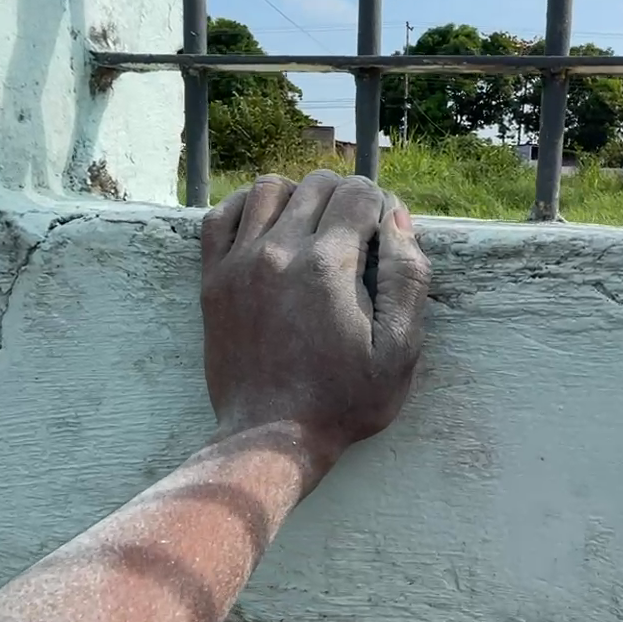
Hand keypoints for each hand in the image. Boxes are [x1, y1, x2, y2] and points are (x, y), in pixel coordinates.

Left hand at [200, 171, 430, 459]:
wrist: (271, 436)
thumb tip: (398, 219)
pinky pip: (220, 215)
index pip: (358, 194)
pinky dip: (246, 208)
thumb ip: (408, 279)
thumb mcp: (399, 352)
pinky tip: (267, 229)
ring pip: (269, 188)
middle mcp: (280, 252)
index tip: (384, 232)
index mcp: (330, 267)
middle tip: (357, 231)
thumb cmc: (343, 401)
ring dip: (299, 196)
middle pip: (317, 185)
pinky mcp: (214, 280)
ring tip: (314, 226)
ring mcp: (240, 263)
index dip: (381, 205)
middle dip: (346, 197)